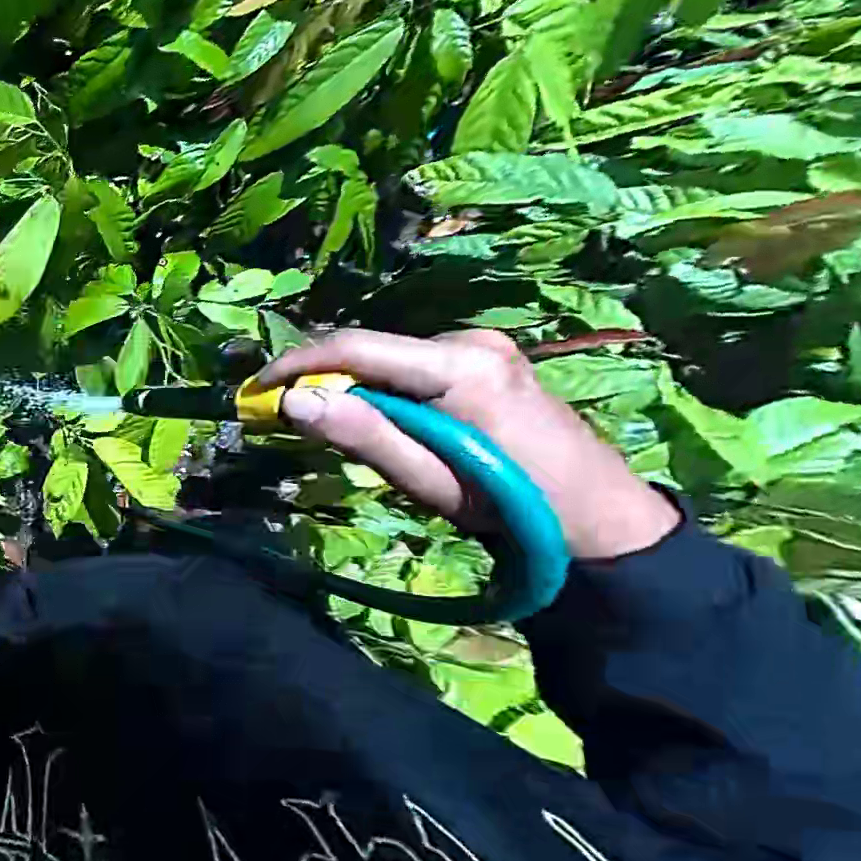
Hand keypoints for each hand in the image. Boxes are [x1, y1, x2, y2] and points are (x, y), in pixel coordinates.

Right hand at [256, 329, 679, 559]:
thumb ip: (361, 434)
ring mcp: (479, 347)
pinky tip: (379, 421)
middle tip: (282, 415)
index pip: (355, 346)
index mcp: (459, 365)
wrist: (604, 520)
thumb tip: (291, 399)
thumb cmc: (515, 506)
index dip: (296, 363)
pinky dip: (376, 389)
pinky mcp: (482, 360)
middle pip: (367, 350)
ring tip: (332, 427)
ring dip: (347, 387)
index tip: (255, 390)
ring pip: (383, 358)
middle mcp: (468, 340)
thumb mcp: (428, 480)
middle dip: (318, 379)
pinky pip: (405, 366)